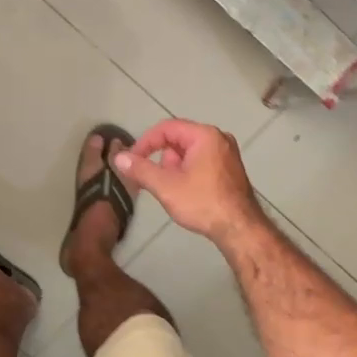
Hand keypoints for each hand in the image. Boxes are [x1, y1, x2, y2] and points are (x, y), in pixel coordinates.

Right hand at [115, 118, 265, 243]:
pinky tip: (186, 194)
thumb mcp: (166, 186)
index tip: (131, 161)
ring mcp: (227, 154)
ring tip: (173, 191)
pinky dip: (187, 172)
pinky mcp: (229, 169)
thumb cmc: (202, 204)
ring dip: (174, 168)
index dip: (145, 143)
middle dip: (161, 159)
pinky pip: (201, 162)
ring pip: (189, 153)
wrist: (239, 228)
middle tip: (155, 182)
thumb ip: (140, 169)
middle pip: (178, 139)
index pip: (167, 128)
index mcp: (205, 136)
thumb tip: (118, 157)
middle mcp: (219, 138)